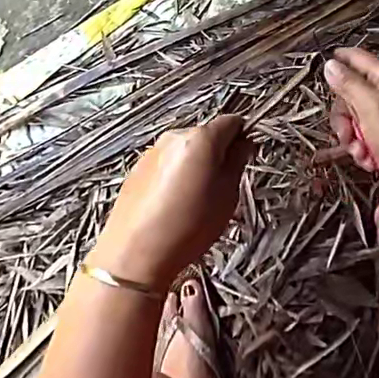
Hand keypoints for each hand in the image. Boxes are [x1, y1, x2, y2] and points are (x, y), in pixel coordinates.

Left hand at [90, 114, 251, 287]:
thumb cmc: (187, 227)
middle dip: (217, 153)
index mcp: (202, 138)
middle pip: (207, 134)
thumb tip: (243, 144)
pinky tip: (172, 203)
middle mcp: (175, 137)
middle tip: (220, 185)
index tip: (243, 157)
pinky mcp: (137, 168)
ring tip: (194, 199)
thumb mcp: (227, 196)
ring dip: (195, 164)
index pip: (232, 122)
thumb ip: (238, 162)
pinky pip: (166, 163)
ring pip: (185, 149)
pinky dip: (174, 174)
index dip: (242, 138)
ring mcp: (153, 151)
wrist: (134, 255)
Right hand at [324, 47, 378, 195]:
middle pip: (347, 92)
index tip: (323, 74)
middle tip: (348, 132)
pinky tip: (369, 157)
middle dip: (343, 117)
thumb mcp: (370, 107)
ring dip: (351, 137)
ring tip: (361, 150)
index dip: (337, 62)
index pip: (355, 57)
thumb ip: (348, 84)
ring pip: (351, 116)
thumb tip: (330, 65)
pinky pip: (360, 134)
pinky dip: (360, 147)